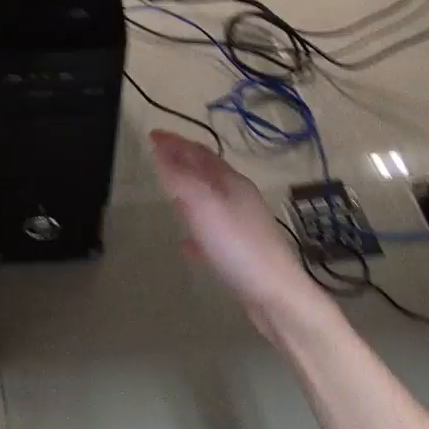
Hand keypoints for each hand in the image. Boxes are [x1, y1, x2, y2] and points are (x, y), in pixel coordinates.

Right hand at [149, 130, 332, 327]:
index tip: (153, 134)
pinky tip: (187, 244)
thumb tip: (161, 151)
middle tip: (160, 155)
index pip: (199, 153)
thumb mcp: (203, 206)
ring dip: (190, 192)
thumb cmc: (238, 246)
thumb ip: (180, 178)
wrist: (276, 294)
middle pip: (208, 173)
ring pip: (212, 201)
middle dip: (183, 161)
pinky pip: (213, 235)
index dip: (175, 142)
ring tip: (171, 193)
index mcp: (231, 183)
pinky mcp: (241, 253)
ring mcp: (243, 227)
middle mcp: (240, 199)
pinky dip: (196, 232)